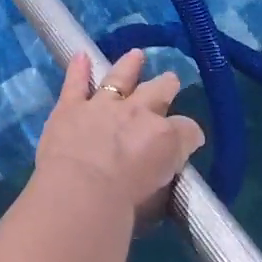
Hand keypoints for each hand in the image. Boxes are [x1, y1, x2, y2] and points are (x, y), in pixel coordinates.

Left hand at [34, 49, 204, 224]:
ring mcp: (103, 105)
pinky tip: (79, 55)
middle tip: (170, 79)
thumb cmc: (124, 205)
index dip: (190, 135)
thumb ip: (160, 174)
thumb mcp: (159, 196)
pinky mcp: (71, 105)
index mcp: (166, 137)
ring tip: (136, 55)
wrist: (82, 188)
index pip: (189, 130)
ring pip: (119, 78)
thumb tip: (157, 170)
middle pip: (158, 92)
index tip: (190, 140)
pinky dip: (77, 68)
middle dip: (166, 86)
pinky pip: (76, 82)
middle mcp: (138, 113)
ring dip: (128, 66)